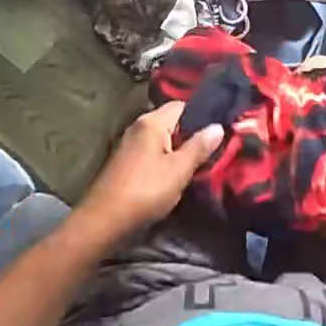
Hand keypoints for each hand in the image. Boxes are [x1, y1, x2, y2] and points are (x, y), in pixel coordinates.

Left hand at [73, 102, 223, 248]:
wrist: (106, 219)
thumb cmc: (146, 191)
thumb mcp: (178, 170)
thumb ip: (198, 147)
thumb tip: (218, 126)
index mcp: (151, 122)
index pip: (181, 106)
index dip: (202, 115)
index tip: (219, 131)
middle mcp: (139, 126)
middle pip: (172, 121)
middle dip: (191, 134)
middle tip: (214, 150)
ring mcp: (130, 143)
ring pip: (162, 138)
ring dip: (178, 149)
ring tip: (199, 163)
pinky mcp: (126, 161)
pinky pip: (152, 151)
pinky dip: (165, 158)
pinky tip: (176, 173)